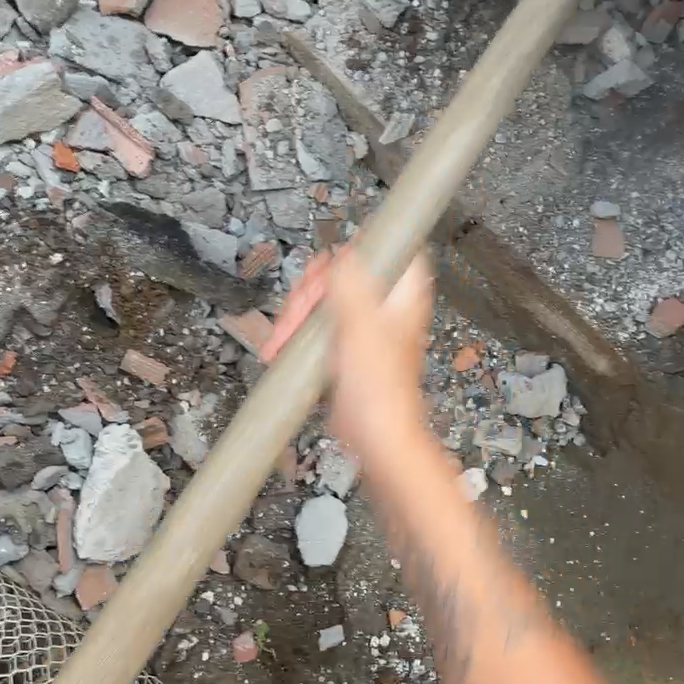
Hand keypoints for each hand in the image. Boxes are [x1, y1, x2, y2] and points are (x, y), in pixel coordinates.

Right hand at [260, 248, 435, 464]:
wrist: (376, 437)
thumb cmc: (380, 391)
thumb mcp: (362, 327)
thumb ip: (352, 284)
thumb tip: (345, 254)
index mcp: (401, 294)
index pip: (388, 247)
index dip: (357, 247)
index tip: (332, 262)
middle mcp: (385, 306)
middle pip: (343, 272)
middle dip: (311, 290)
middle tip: (298, 309)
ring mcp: (365, 326)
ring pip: (325, 299)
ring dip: (297, 315)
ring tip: (281, 338)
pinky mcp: (346, 347)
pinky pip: (317, 327)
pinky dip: (297, 333)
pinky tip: (282, 347)